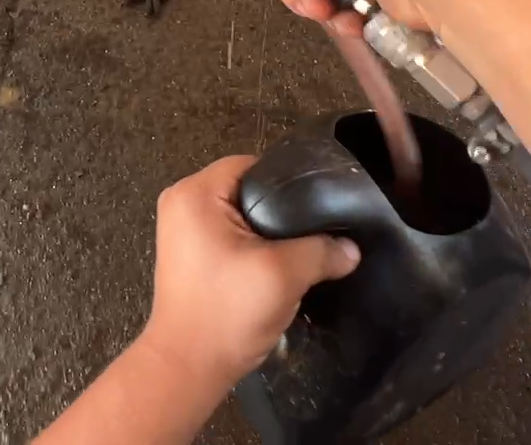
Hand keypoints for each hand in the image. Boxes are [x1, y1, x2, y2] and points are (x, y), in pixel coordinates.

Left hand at [140, 156, 360, 384]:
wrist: (188, 366)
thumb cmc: (226, 313)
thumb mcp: (282, 276)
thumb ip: (320, 252)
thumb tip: (350, 248)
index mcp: (194, 192)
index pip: (249, 165)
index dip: (286, 181)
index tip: (316, 203)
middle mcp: (181, 200)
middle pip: (243, 187)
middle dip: (277, 208)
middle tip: (310, 229)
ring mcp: (180, 227)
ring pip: (236, 212)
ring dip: (263, 231)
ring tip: (295, 248)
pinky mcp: (186, 251)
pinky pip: (224, 232)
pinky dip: (248, 244)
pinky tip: (272, 264)